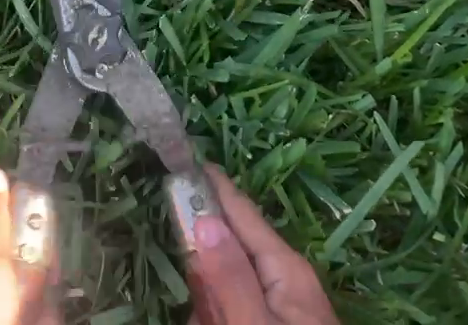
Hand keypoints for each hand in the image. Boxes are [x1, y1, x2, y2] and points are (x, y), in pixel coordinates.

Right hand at [187, 166, 338, 324]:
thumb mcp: (256, 324)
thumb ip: (231, 277)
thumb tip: (204, 219)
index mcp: (286, 265)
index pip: (241, 209)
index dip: (211, 184)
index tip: (181, 160)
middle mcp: (285, 274)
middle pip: (228, 246)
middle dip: (204, 267)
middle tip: (198, 302)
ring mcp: (282, 300)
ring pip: (226, 279)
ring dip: (210, 302)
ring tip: (210, 323)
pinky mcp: (276, 318)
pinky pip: (237, 305)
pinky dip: (221, 316)